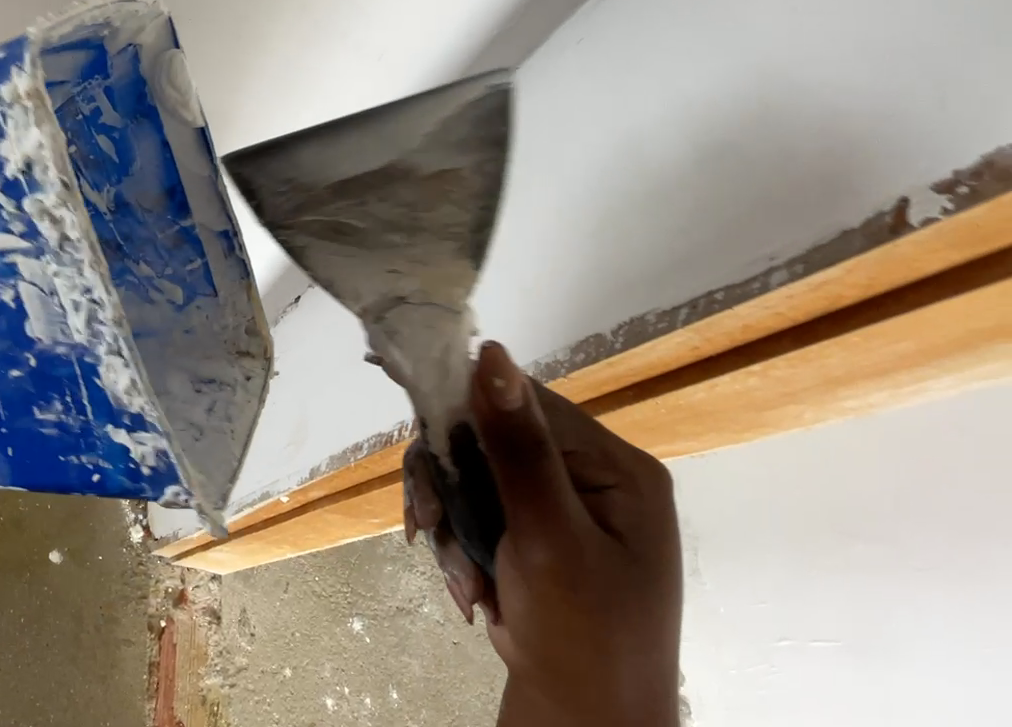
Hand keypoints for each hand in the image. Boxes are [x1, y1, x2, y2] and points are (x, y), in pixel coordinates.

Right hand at [403, 342, 681, 725]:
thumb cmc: (582, 632)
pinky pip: (468, 504)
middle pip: (483, 434)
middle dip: (449, 485)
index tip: (429, 458)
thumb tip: (489, 350)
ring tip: (455, 572)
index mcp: (611, 464)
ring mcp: (554, 499)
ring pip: (465, 470)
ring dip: (446, 518)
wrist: (584, 717)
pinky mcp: (526, 525)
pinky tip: (460, 579)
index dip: (463, 416)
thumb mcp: (547, 537)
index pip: (519, 401)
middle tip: (431, 527)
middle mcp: (585, 471)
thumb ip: (517, 446)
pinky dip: (452, 537)